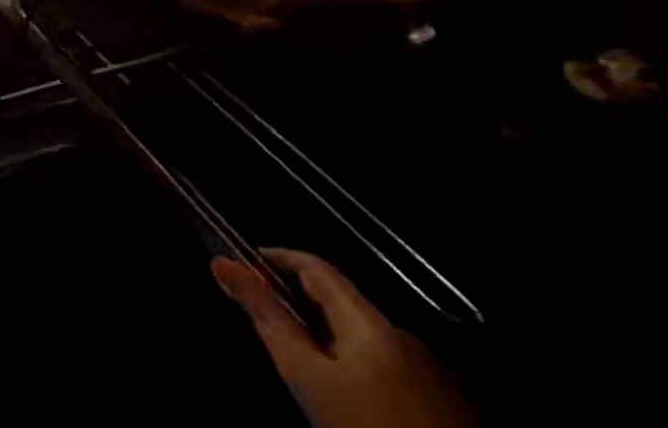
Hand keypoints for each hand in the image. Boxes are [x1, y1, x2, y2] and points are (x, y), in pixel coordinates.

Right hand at [212, 249, 474, 427]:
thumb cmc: (363, 426)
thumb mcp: (305, 375)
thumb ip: (265, 316)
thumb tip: (224, 266)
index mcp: (372, 324)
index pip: (317, 267)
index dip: (278, 257)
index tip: (247, 261)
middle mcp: (405, 338)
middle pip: (339, 303)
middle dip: (300, 303)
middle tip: (266, 318)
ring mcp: (429, 370)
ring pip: (361, 336)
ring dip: (328, 337)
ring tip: (304, 364)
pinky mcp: (443, 400)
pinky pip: (386, 364)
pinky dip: (356, 364)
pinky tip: (346, 394)